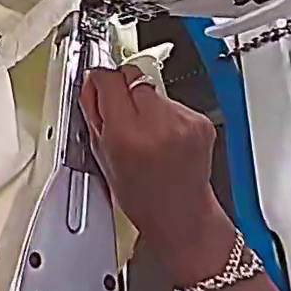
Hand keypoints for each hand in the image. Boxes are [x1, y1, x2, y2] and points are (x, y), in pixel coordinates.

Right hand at [82, 67, 235, 285]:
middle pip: (132, 75)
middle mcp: (157, 124)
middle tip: (121, 112)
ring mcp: (182, 121)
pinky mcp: (199, 121)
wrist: (180, 216)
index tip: (97, 80)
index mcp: (127, 135)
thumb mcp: (102, 156)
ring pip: (153, 87)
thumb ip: (93, 113)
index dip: (99, 78)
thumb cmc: (141, 196)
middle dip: (122, 88)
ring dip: (145, 102)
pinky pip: (172, 102)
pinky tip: (164, 138)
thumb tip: (91, 82)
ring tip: (146, 133)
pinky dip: (165, 114)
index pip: (109, 78)